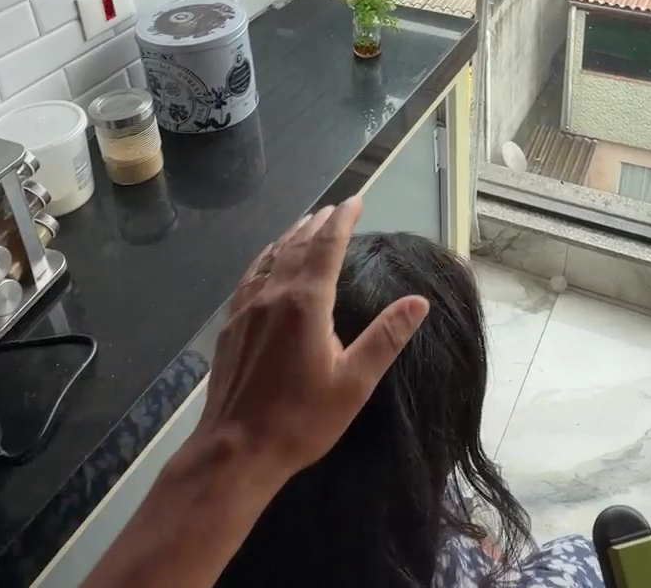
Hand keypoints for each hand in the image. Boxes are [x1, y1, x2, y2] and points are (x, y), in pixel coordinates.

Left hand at [198, 196, 430, 488]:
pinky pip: (252, 274)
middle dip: (320, 222)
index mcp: (307, 302)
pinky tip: (269, 258)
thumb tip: (418, 301)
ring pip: (273, 255)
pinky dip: (267, 255)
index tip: (355, 201)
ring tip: (308, 222)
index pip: (327, 245)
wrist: (235, 450)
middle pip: (299, 243)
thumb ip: (386, 337)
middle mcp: (275, 293)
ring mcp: (248, 306)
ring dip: (293, 234)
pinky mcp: (231, 322)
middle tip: (337, 208)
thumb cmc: (301, 419)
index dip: (343, 219)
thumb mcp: (354, 382)